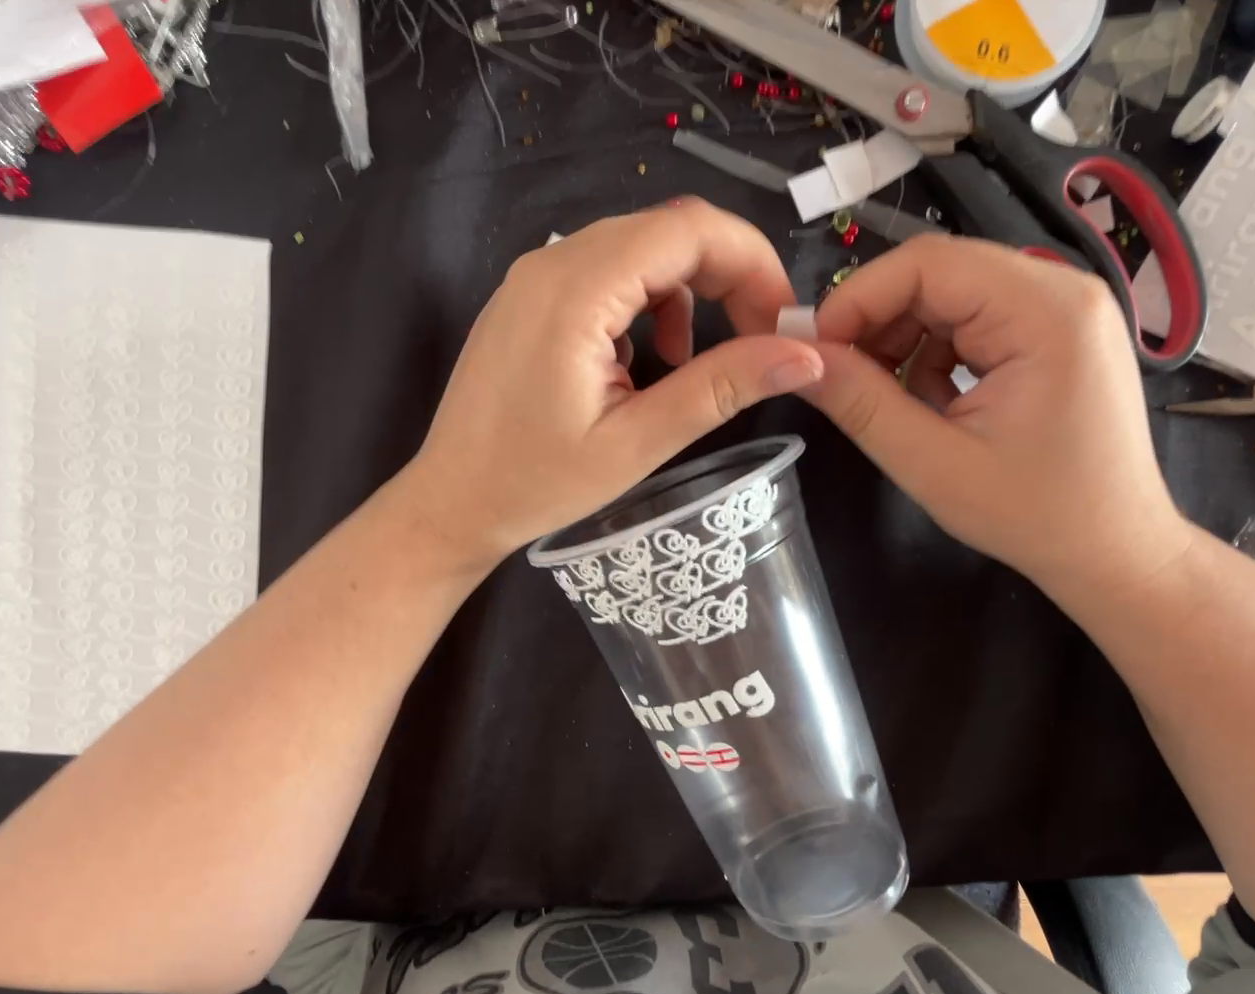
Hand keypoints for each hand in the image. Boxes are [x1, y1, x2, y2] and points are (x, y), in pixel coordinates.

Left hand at [398, 199, 823, 566]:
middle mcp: (550, 263)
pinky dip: (640, 304)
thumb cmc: (536, 484)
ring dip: (681, 294)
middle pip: (665, 232)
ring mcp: (532, 277)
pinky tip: (638, 361)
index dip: (752, 263)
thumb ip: (720, 388)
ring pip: (635, 250)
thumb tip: (804, 355)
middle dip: (724, 276)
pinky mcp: (526, 298)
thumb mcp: (636, 443)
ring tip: (683, 366)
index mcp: (575, 291)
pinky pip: (601, 273)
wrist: (451, 503)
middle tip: (754, 342)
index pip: (689, 229)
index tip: (781, 322)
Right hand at [797, 234, 1192, 594]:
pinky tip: (932, 401)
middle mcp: (1063, 290)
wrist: (1113, 549)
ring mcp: (1063, 309)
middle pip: (939, 272)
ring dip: (903, 340)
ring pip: (950, 295)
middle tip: (840, 374)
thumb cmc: (1032, 513)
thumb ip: (860, 403)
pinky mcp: (1054, 332)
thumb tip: (798, 357)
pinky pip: (972, 318)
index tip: (815, 348)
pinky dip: (933, 352)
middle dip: (878, 320)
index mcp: (1046, 313)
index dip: (858, 297)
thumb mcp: (930, 463)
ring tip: (891, 399)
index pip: (928, 263)